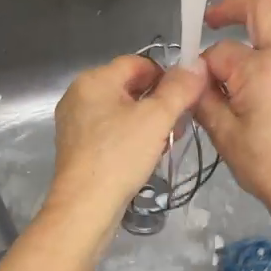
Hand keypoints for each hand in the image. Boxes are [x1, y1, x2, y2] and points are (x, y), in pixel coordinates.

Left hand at [47, 55, 206, 226]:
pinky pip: (108, 134)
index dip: (166, 76)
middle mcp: (78, 97)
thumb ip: (179, 88)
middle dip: (157, 105)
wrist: (85, 207)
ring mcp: (74, 125)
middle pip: (128, 89)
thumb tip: (196, 65)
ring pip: (119, 114)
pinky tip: (142, 159)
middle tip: (177, 128)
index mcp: (93, 79)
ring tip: (163, 145)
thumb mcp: (157, 118)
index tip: (184, 100)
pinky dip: (128, 140)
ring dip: (146, 125)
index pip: (138, 63)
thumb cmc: (120, 156)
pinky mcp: (76, 150)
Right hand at [195, 0, 270, 221]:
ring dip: (267, 3)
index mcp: (263, 69)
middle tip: (216, 14)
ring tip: (245, 12)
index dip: (205, 63)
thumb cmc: (265, 165)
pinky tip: (268, 46)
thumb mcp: (224, 134)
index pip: (223, 51)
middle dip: (237, 2)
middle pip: (266, 3)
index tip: (196, 79)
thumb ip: (205, 98)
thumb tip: (195, 78)